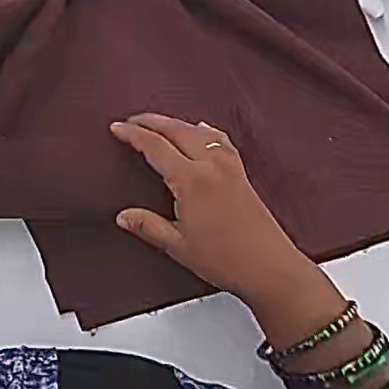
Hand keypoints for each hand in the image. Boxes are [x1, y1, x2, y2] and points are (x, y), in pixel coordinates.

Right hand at [110, 113, 355, 354]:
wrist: (271, 268)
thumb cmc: (227, 260)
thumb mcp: (178, 246)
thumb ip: (148, 226)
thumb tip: (124, 216)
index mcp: (191, 180)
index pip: (155, 146)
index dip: (133, 134)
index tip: (117, 128)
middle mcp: (211, 166)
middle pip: (176, 130)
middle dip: (151, 121)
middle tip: (132, 120)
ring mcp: (229, 167)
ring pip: (197, 131)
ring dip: (175, 123)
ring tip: (159, 123)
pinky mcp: (241, 173)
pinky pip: (220, 140)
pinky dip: (204, 131)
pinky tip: (202, 130)